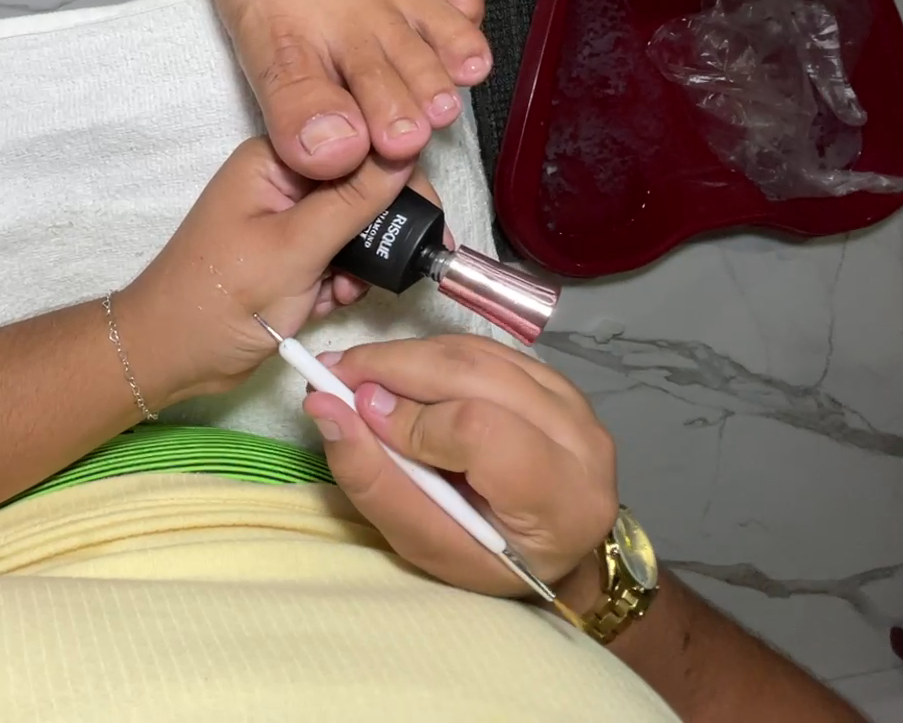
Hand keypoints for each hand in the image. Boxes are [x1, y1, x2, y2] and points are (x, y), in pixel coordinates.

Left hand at [117, 137, 414, 407]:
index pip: (355, 145)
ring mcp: (290, 222)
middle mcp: (285, 183)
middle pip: (361, 188)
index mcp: (276, 160)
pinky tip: (328, 301)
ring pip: (356, 229)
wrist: (174, 357)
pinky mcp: (294, 258)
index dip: (395, 174)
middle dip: (379, 230)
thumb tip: (405, 151)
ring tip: (343, 290)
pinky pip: (341, 259)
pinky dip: (344, 282)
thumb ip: (353, 201)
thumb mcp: (294, 246)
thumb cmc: (221, 297)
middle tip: (392, 265)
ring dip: (361, 263)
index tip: (424, 216)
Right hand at [304, 335, 618, 598]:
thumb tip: (323, 406)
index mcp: (560, 498)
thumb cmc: (486, 556)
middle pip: (473, 373)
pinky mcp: (550, 374)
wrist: (547, 545)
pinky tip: (401, 375)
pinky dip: (428, 354)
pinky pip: (477, 346)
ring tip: (360, 376)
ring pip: (471, 351)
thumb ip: (372, 478)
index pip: (481, 431)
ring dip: (405, 356)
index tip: (358, 415)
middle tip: (333, 375)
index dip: (413, 418)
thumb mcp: (422, 540)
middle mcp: (579, 438)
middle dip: (392, 366)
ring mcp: (570, 398)